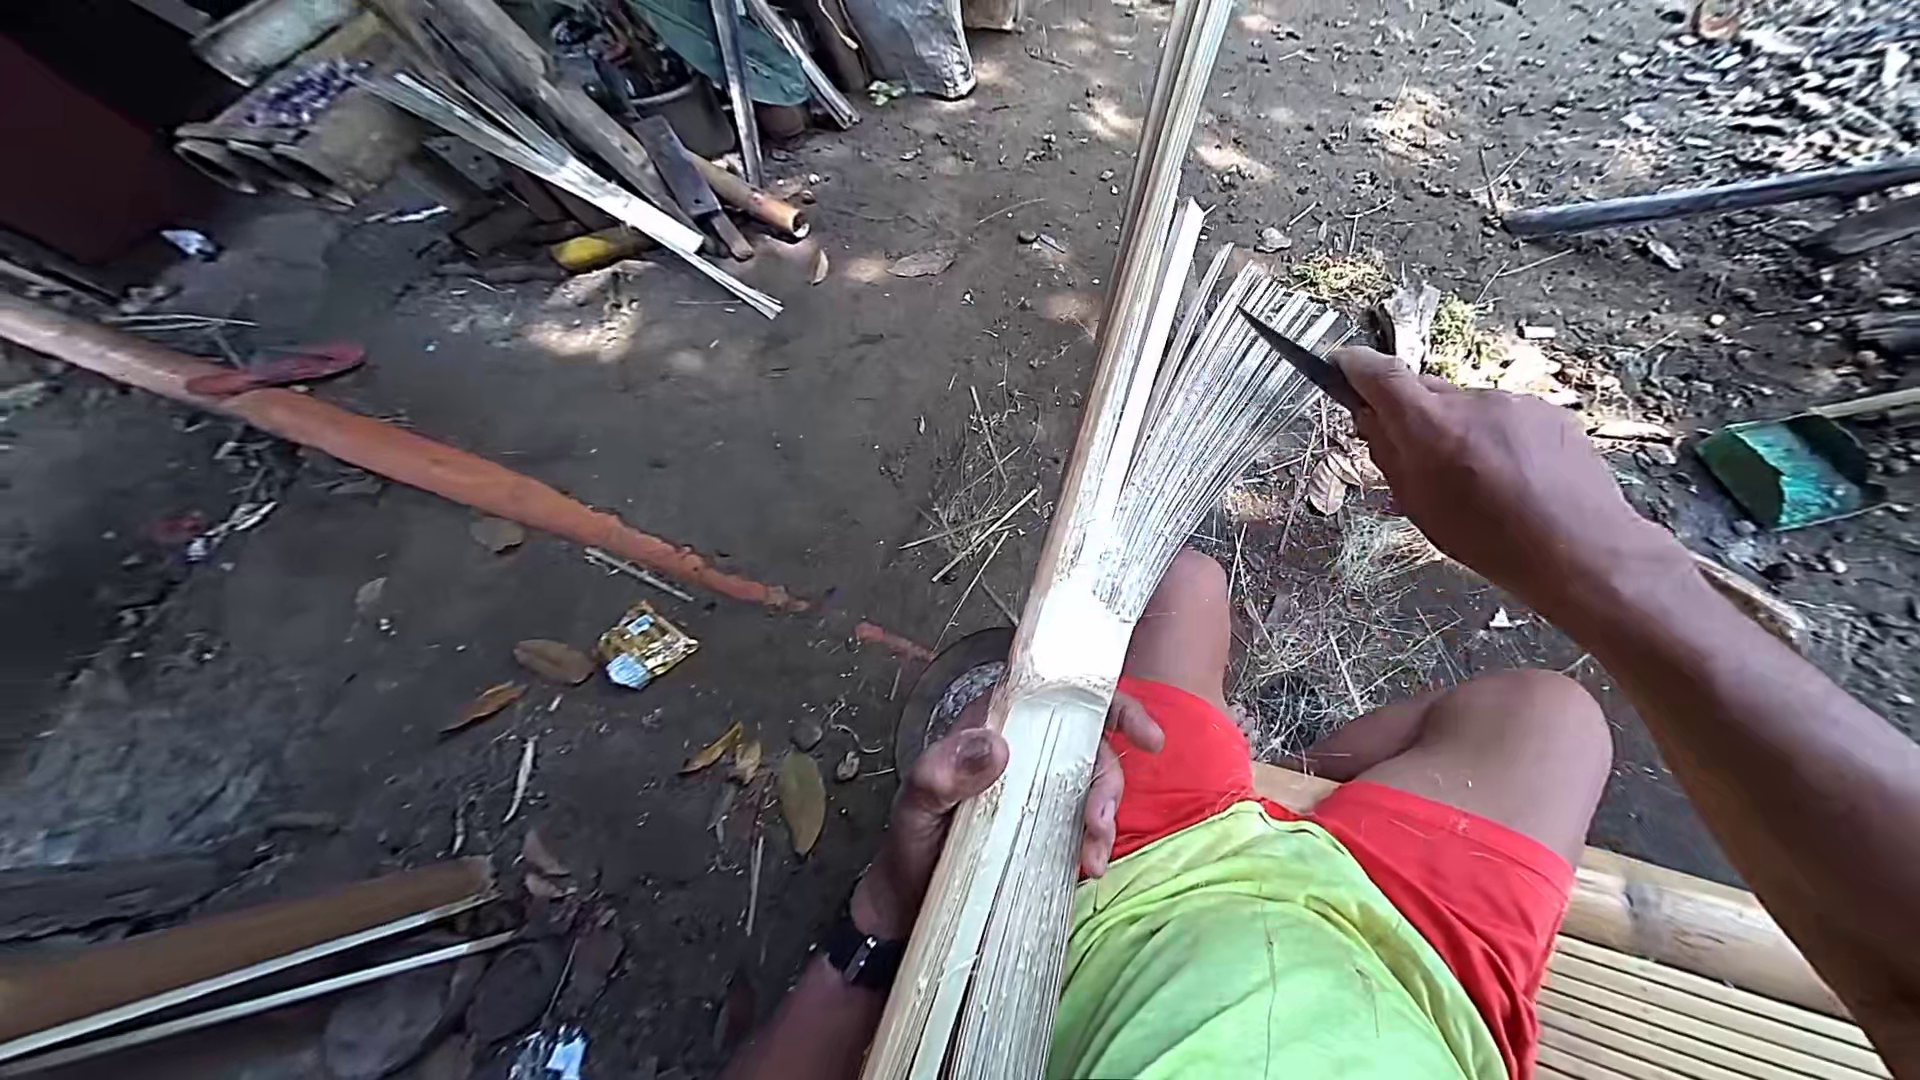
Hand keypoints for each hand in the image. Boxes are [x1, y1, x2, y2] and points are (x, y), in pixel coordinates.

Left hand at [849, 689, 1163, 938]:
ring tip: (1090, 859)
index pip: (1054, 693)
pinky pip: (1084, 824)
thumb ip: (945, 771)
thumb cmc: (910, 841)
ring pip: (1092, 784)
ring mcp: (1038, 788)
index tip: (1143, 732)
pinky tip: (1085, 868)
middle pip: (1088, 742)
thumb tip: (997, 746)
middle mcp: (1024, 748)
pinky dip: (1095, 843)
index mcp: (996, 724)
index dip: (1104, 700)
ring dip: (1104, 818)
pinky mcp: (1046, 827)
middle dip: (1109, 779)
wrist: (908, 903)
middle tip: (1100, 824)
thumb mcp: (918, 802)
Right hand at [1332, 346, 1690, 616]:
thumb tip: (1371, 419)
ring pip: (1461, 404)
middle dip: (1406, 412)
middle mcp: (1470, 402)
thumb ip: (1388, 452)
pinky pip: (1499, 413)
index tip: (1341, 362)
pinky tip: (1501, 471)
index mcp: (1429, 426)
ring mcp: (1513, 403)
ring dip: (1451, 427)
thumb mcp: (1414, 500)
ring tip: (1465, 474)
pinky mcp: (1546, 410)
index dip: (1355, 365)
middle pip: (1421, 389)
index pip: (1382, 375)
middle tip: (1404, 447)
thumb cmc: (1486, 535)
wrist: (1575, 546)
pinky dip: (1488, 434)